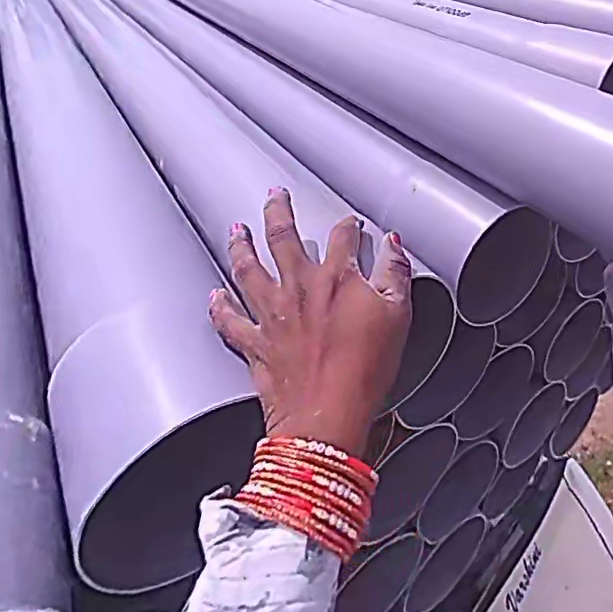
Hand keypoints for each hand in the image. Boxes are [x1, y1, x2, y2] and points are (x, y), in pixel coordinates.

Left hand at [209, 188, 411, 455]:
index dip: (347, 225)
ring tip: (237, 229)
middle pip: (283, 238)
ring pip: (248, 269)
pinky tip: (214, 294)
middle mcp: (299, 288)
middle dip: (277, 211)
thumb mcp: (398, 315)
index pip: (341, 237)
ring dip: (241, 246)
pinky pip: (229, 320)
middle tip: (273, 195)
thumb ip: (396, 274)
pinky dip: (219, 306)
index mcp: (336, 279)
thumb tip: (395, 245)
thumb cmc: (365, 368)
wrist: (327, 417)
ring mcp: (272, 315)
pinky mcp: (256, 343)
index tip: (349, 222)